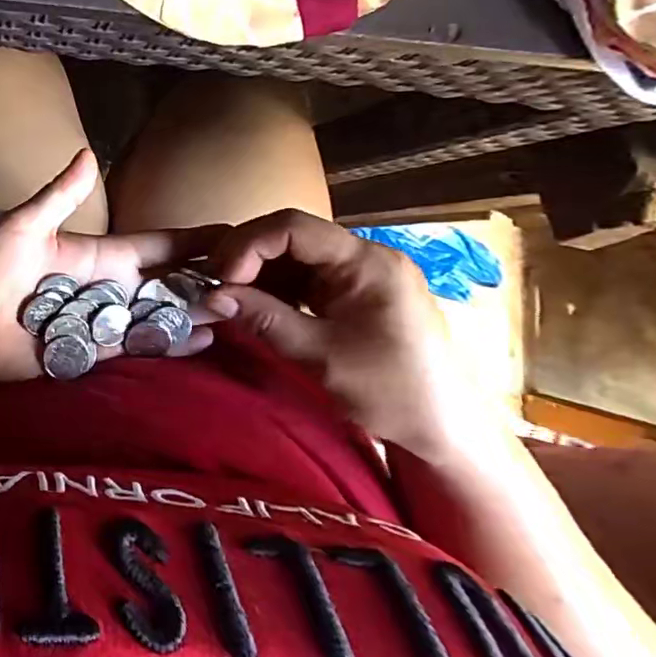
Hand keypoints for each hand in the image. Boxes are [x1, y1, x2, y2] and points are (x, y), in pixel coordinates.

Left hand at [0, 150, 221, 383]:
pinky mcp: (101, 350)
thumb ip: (59, 197)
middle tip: (252, 277)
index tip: (232, 232)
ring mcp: (111, 320)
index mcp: (103, 254)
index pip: (161, 244)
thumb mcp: (24, 227)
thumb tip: (87, 154)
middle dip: (208, 278)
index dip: (195, 239)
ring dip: (198, 312)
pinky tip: (206, 340)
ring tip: (238, 311)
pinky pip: (144, 346)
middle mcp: (115, 287)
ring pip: (165, 314)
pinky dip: (174, 343)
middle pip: (172, 281)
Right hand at [205, 209, 493, 454]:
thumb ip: (265, 320)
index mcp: (367, 261)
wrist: (444, 429)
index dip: (249, 245)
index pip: (294, 227)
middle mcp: (366, 255)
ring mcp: (363, 273)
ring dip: (260, 273)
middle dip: (249, 256)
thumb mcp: (321, 357)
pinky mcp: (357, 292)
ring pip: (297, 256)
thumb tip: (211, 296)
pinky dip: (278, 288)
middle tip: (215, 285)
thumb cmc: (391, 393)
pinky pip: (309, 277)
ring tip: (228, 296)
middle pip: (293, 236)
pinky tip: (256, 304)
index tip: (221, 278)